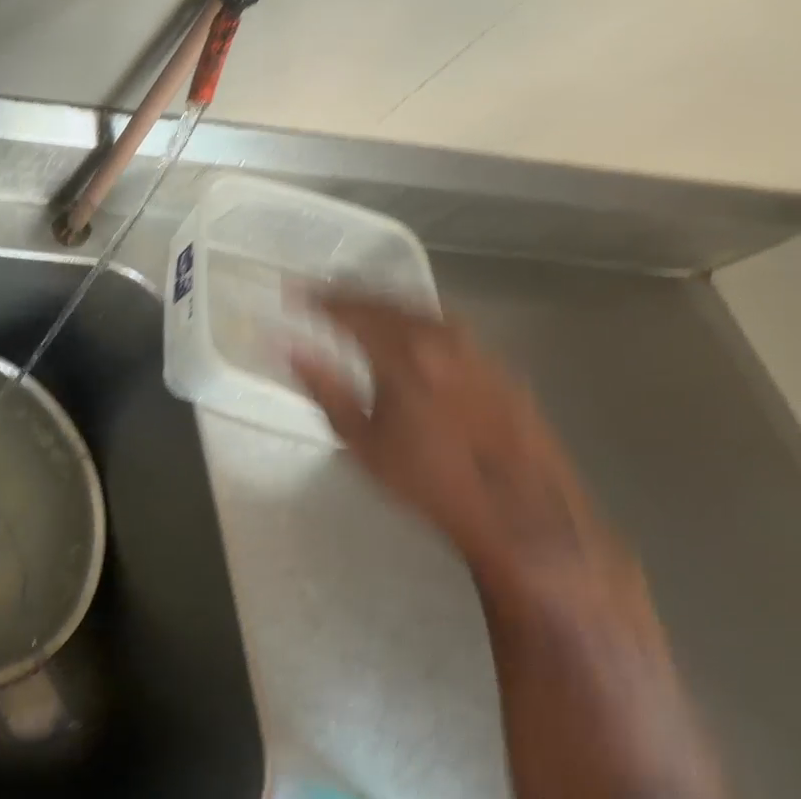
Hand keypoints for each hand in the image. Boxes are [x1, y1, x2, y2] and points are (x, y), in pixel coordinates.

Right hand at [289, 291, 612, 586]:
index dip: (320, 300)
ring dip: (389, 303)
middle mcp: (443, 343)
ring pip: (425, 311)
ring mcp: (478, 353)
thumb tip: (287, 347)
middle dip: (353, 294)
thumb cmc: (427, 482)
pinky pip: (451, 329)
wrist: (522, 515)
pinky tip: (412, 335)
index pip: (353, 312)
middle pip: (391, 302)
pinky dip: (420, 321)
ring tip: (365, 306)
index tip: (294, 293)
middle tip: (325, 293)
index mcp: (404, 355)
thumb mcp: (360, 440)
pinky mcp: (500, 369)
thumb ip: (324, 387)